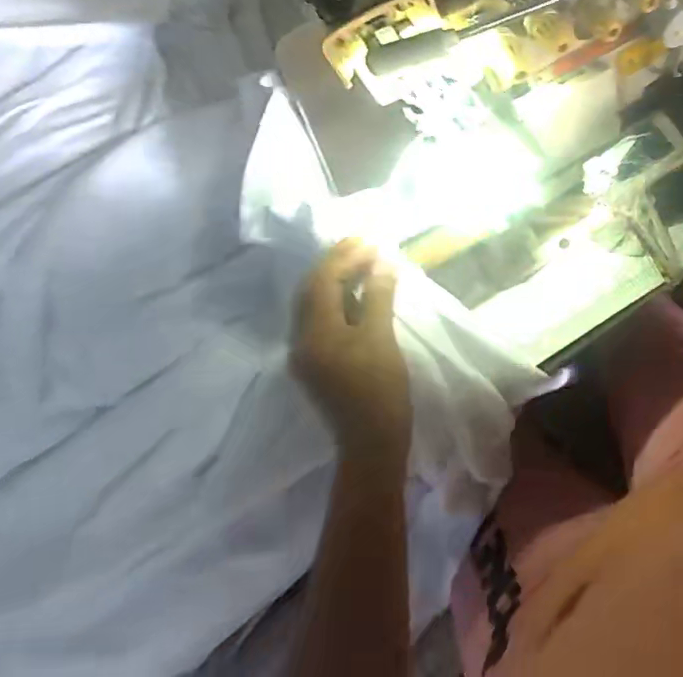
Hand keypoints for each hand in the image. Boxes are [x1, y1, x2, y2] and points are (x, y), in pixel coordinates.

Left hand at [292, 240, 411, 467]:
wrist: (371, 442)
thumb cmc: (380, 389)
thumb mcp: (381, 337)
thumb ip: (377, 296)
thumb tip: (381, 263)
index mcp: (314, 333)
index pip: (323, 282)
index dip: (345, 257)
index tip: (369, 240)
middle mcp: (300, 340)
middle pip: (311, 290)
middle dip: (334, 263)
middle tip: (361, 244)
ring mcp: (305, 354)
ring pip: (313, 304)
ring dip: (334, 280)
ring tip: (360, 262)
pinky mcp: (315, 363)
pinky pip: (319, 319)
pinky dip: (336, 300)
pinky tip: (355, 293)